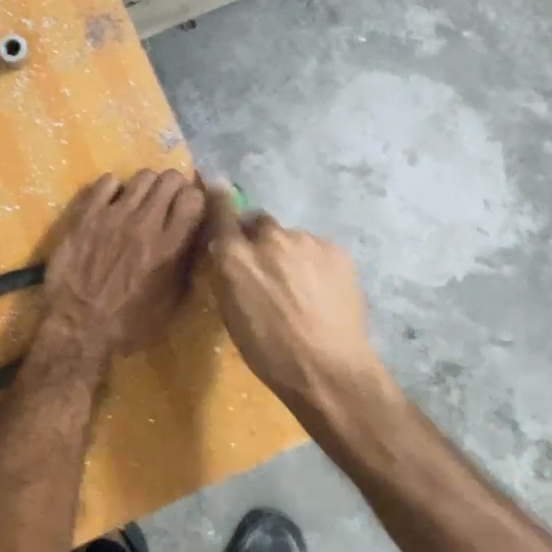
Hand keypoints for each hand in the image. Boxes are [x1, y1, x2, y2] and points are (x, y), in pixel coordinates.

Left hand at [42, 171, 207, 359]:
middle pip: (170, 179)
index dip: (194, 199)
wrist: (78, 326)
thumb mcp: (173, 305)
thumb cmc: (130, 324)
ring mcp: (114, 215)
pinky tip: (113, 202)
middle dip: (174, 187)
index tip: (190, 208)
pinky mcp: (87, 214)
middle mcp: (145, 224)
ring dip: (147, 186)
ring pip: (141, 177)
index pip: (194, 198)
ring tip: (141, 201)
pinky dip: (115, 188)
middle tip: (167, 201)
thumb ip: (189, 267)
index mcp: (170, 248)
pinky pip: (107, 181)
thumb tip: (200, 239)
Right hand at [204, 185, 394, 409]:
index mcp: (235, 257)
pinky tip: (321, 292)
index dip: (218, 196)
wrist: (328, 370)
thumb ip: (227, 272)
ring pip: (292, 239)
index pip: (223, 212)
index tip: (215, 181)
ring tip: (301, 289)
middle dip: (259, 237)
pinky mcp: (336, 251)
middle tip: (267, 269)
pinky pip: (317, 250)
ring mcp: (306, 241)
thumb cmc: (269, 351)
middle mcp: (269, 238)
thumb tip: (227, 249)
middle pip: (260, 222)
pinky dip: (315, 264)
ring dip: (290, 253)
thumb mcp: (231, 312)